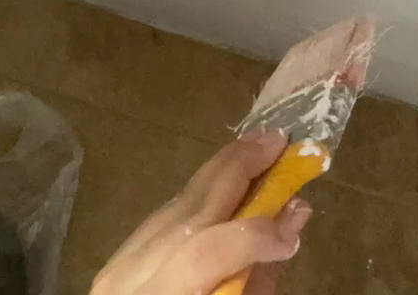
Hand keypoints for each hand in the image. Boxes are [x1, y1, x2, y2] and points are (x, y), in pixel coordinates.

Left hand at [90, 129, 310, 294]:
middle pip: (191, 209)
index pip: (208, 251)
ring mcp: (119, 266)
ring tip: (258, 145)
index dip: (257, 230)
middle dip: (239, 168)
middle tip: (279, 140)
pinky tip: (225, 176)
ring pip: (177, 203)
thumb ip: (261, 279)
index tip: (299, 210)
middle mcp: (131, 278)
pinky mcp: (119, 260)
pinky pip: (166, 215)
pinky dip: (200, 193)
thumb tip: (295, 216)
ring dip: (222, 169)